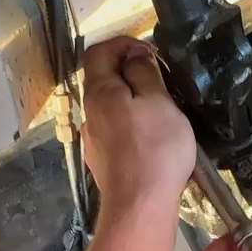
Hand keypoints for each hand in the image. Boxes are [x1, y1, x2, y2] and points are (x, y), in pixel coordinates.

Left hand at [80, 37, 195, 216]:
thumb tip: (135, 54)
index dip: (122, 43)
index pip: (98, 51)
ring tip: (162, 114)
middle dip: (130, 74)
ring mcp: (93, 141)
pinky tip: (152, 142)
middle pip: (104, 81)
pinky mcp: (103, 163)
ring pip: (111, 109)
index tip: (150, 52)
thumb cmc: (155, 150)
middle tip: (161, 82)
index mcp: (100, 92)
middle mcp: (89, 113)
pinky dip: (132, 127)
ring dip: (133, 103)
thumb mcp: (159, 102)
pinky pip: (116, 134)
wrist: (140, 207)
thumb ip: (145, 73)